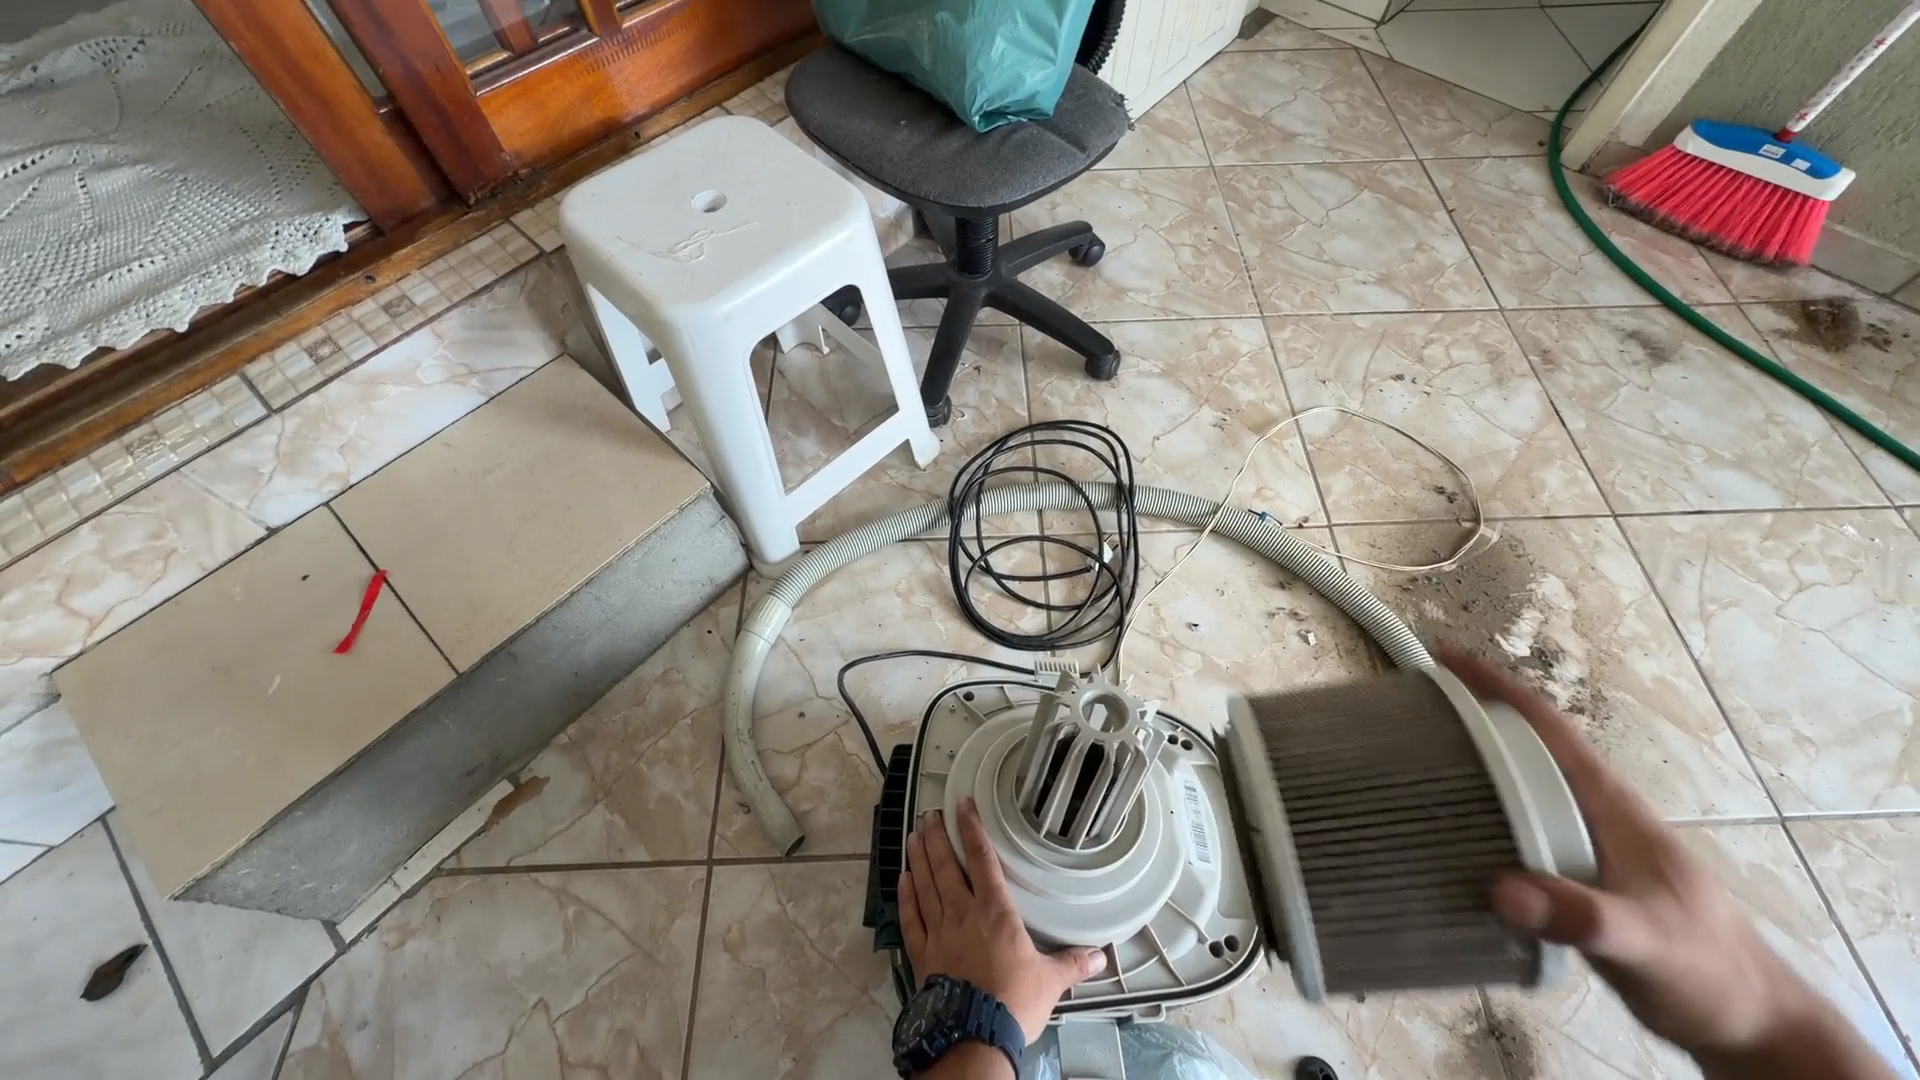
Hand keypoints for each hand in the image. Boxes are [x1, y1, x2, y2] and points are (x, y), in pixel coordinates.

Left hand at [900, 796, 1107, 1044]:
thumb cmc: (1013, 1002)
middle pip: (947, 866)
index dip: (972, 828)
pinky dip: (906, 898)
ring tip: (912, 836)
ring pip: (925, 886)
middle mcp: (963, 913)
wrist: (975, 1036)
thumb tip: (1100, 957)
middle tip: (929, 815)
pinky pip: (911, 919)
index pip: (982, 858)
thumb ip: (1072, 963)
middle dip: (937, 837)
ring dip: (919, 859)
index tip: (962, 805)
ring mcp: (939, 932)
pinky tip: (902, 880)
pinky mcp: (923, 955)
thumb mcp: (1050, 980)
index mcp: (995, 911)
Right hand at [1440, 646, 1832, 1064]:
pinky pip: (1511, 818)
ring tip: (1409, 757)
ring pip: (1515, 780)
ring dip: (1468, 758)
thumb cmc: (1706, 971)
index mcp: (1606, 802)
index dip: (1495, 685)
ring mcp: (1580, 838)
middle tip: (1407, 707)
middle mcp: (1589, 808)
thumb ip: (1584, 916)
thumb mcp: (1647, 943)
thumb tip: (1501, 888)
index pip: (1545, 725)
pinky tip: (1441, 825)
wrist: (1749, 1020)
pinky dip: (1474, 805)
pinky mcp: (1568, 869)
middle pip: (1521, 743)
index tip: (1443, 656)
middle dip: (1468, 712)